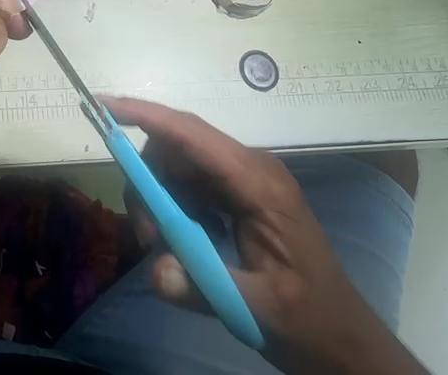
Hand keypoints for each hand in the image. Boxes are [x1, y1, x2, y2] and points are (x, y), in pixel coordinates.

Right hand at [102, 97, 422, 374]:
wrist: (343, 341)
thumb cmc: (310, 320)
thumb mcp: (260, 308)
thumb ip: (204, 288)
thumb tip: (154, 270)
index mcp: (258, 182)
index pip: (191, 134)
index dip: (145, 115)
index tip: (103, 106)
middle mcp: (249, 169)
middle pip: (176, 149)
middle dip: (148, 183)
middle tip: (146, 236)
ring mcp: (244, 182)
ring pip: (178, 168)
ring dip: (158, 202)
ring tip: (164, 250)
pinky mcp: (238, 198)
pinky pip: (190, 187)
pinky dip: (173, 211)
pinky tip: (184, 246)